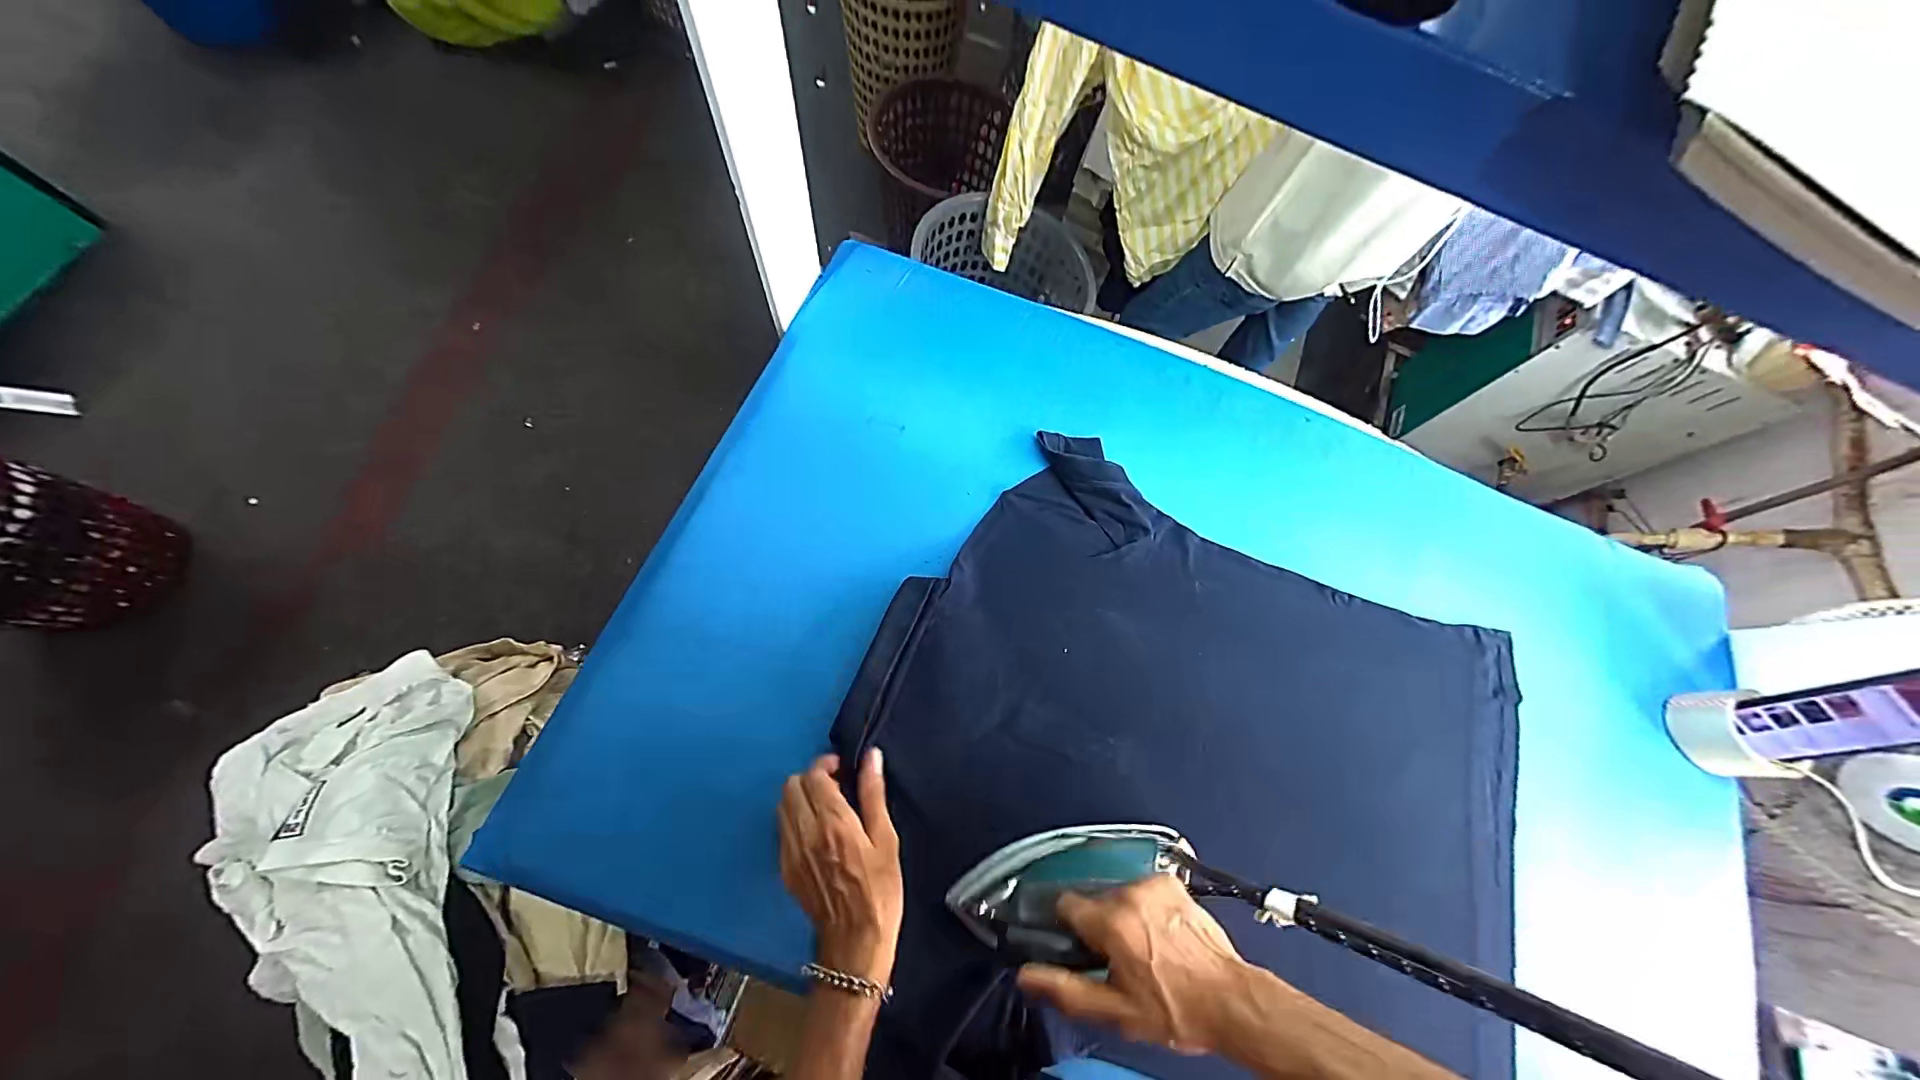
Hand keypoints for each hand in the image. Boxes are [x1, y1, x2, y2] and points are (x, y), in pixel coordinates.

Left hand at [777, 750, 902, 985]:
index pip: (814, 775)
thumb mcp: (886, 839)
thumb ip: (874, 794)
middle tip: (836, 787)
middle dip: (812, 778)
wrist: (855, 942)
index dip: (828, 764)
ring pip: (782, 805)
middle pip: (792, 785)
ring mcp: (790, 851)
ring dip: (801, 797)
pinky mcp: (784, 868)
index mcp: (832, 822)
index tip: (844, 770)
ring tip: (826, 808)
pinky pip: (782, 829)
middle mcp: (805, 832)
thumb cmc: (880, 890)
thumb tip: (871, 757)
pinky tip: (816, 831)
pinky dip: (795, 819)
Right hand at [1016, 874, 1251, 1054]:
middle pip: (1095, 901)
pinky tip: (1161, 933)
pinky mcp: (1172, 884)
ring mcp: (1154, 886)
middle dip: (1101, 926)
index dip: (1069, 927)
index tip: (1080, 945)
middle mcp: (1130, 894)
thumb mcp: (1115, 1010)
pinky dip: (1146, 906)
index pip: (1065, 904)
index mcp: (1111, 922)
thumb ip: (1066, 988)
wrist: (1230, 1001)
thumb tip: (1028, 975)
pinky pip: (1144, 890)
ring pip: (1119, 895)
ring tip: (1145, 948)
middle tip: (1119, 958)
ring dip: (1124, 916)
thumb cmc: (1178, 1009)